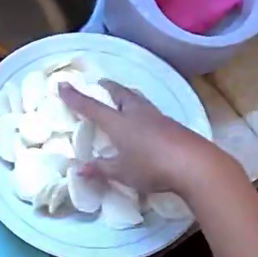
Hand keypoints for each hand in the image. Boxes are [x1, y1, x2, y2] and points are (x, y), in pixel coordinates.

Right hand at [59, 79, 239, 197]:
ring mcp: (158, 118)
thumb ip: (101, 169)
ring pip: (138, 100)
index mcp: (119, 123)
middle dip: (108, 87)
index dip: (75, 97)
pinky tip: (145, 120)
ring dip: (127, 95)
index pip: (92, 107)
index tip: (62, 84)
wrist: (195, 165)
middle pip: (120, 94)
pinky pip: (152, 112)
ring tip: (123, 96)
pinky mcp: (173, 126)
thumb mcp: (122, 172)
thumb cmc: (152, 168)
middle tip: (100, 84)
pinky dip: (142, 110)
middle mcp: (137, 114)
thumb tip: (79, 169)